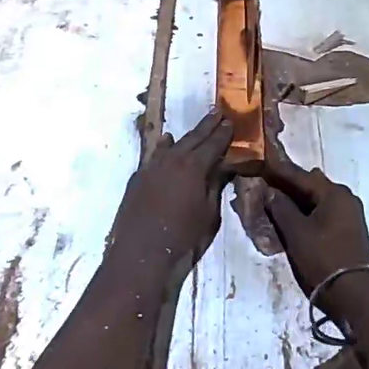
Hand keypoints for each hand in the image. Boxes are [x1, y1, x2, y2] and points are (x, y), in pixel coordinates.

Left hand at [108, 112, 232, 270]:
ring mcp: (151, 167)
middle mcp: (171, 160)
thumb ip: (215, 186)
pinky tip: (166, 142)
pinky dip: (163, 147)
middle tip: (217, 113)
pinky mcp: (138, 178)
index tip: (230, 121)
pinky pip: (154, 155)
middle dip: (206, 126)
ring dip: (185, 136)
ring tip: (197, 127)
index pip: (212, 144)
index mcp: (193, 167)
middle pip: (192, 138)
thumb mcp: (209, 214)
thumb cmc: (184, 238)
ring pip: (171, 145)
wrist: (142, 254)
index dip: (223, 133)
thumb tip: (223, 166)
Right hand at [263, 152, 368, 321]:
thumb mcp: (296, 232)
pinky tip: (292, 216)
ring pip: (318, 199)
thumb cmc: (322, 258)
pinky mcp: (349, 230)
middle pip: (311, 186)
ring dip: (298, 200)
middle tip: (265, 183)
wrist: (353, 293)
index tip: (261, 162)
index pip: (300, 176)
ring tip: (275, 199)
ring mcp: (350, 214)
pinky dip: (308, 211)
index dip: (278, 171)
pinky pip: (324, 212)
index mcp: (334, 193)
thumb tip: (270, 191)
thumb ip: (281, 207)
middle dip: (289, 185)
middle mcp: (345, 198)